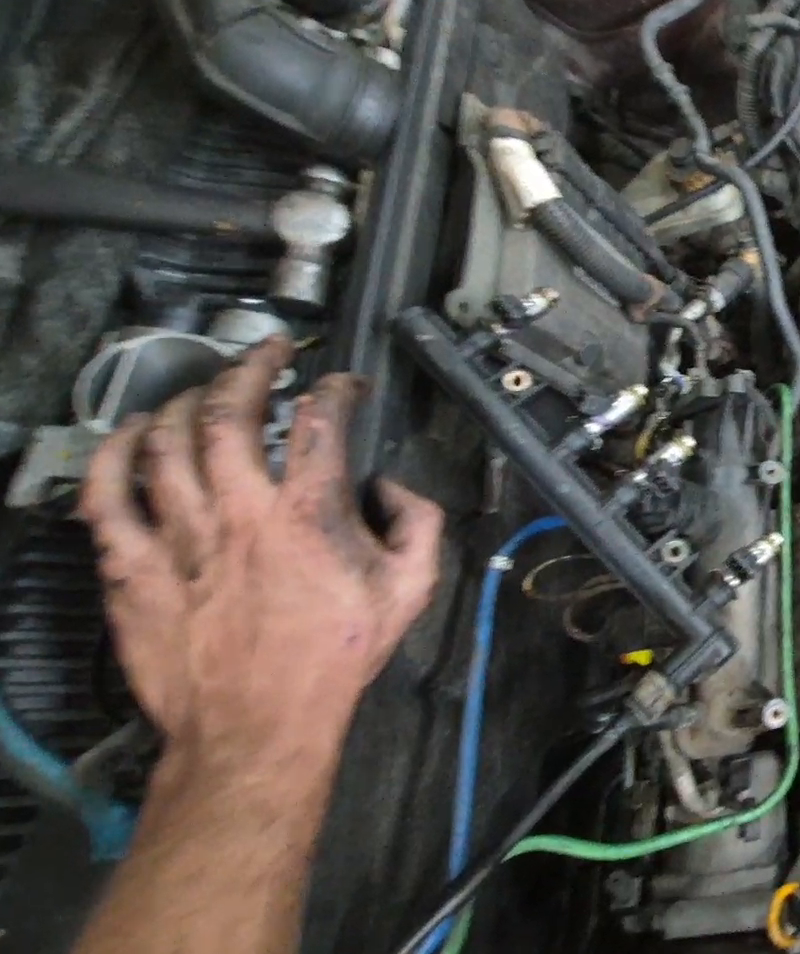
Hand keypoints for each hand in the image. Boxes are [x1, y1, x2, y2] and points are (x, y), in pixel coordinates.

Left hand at [78, 336, 442, 767]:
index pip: (321, 422)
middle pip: (227, 414)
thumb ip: (418, 522)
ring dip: (182, 402)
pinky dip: (115, 455)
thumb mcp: (414, 586)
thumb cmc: (341, 651)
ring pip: (162, 443)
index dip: (336, 388)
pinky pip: (106, 495)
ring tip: (202, 388)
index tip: (346, 383)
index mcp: (312, 514)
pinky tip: (130, 437)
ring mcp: (178, 536)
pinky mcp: (131, 568)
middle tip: (266, 353)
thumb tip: (386, 487)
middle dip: (249, 369)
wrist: (260, 721)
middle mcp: (241, 511)